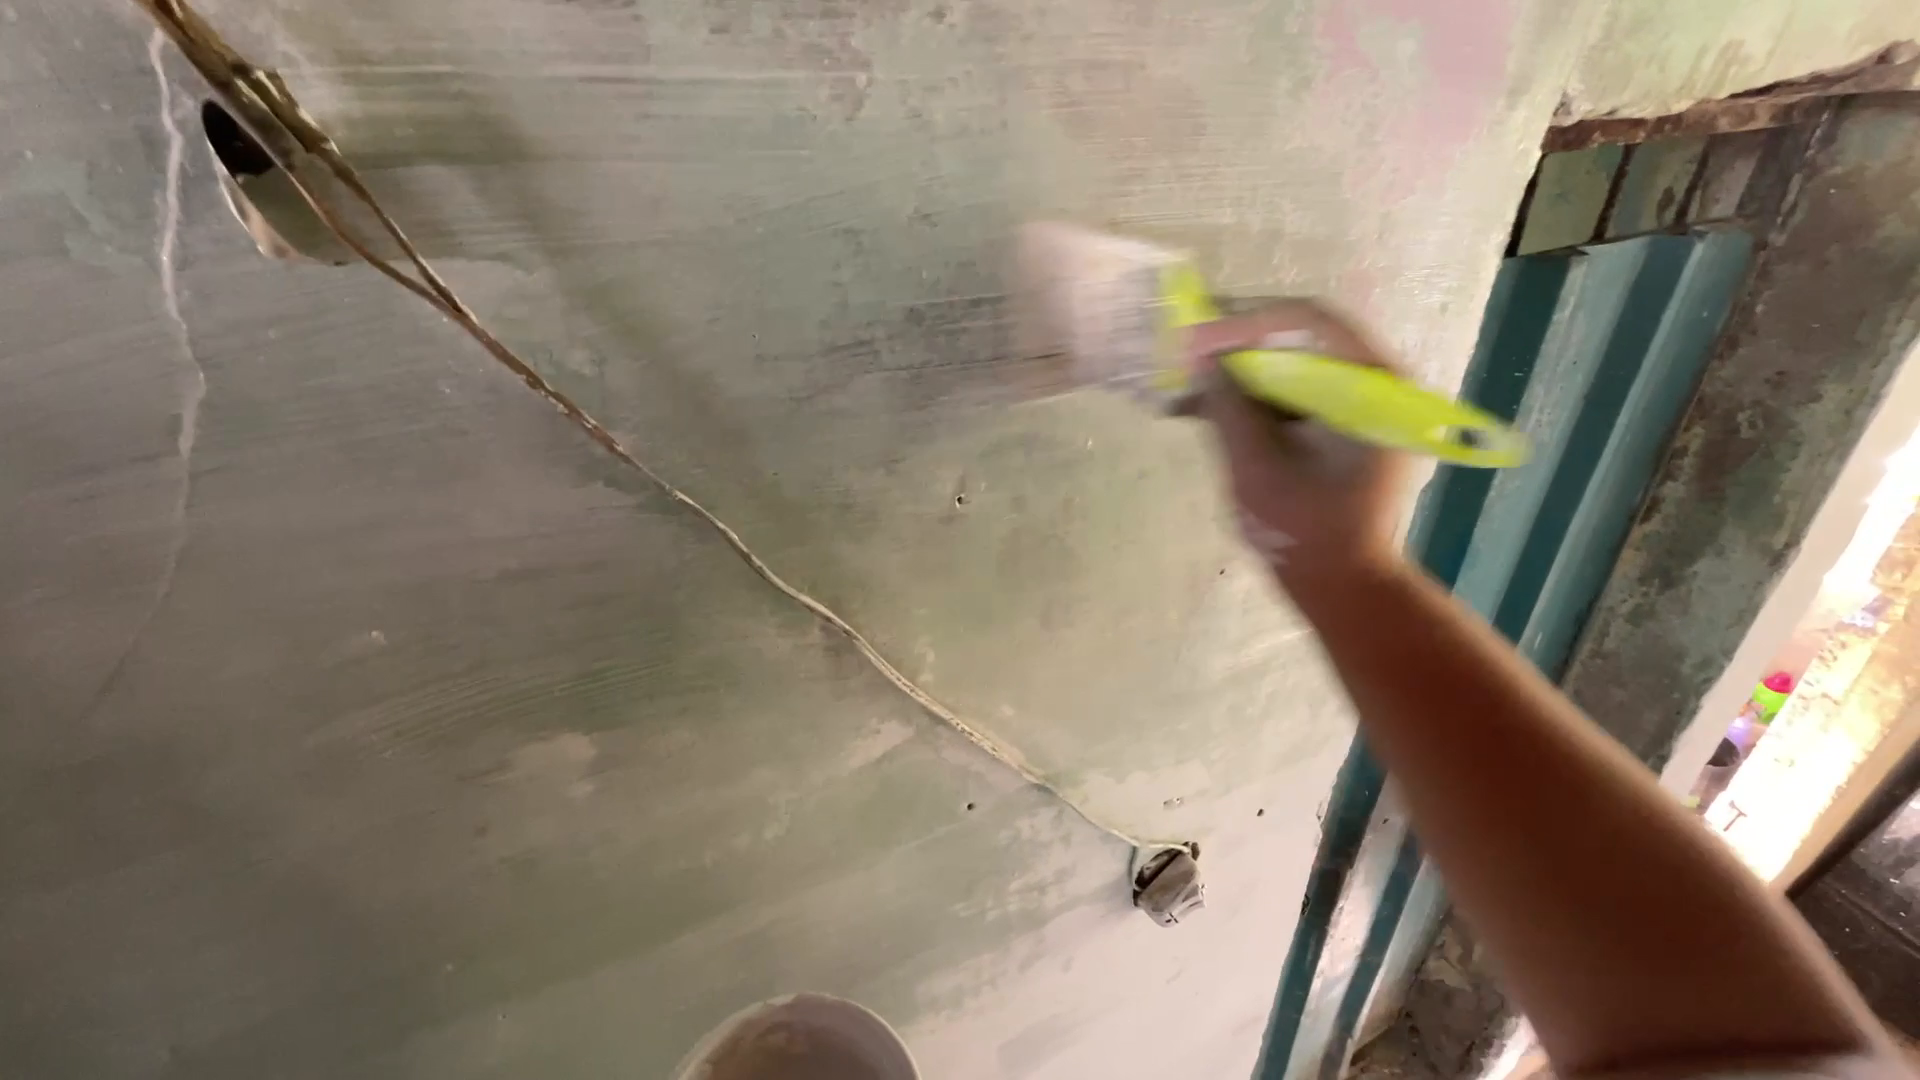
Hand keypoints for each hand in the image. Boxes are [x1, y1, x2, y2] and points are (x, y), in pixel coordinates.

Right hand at [1186, 300, 1409, 591]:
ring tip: (1183, 381)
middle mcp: (1375, 383)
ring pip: (1291, 366)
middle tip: (1183, 348)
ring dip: (1237, 372)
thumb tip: (1201, 361)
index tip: (1196, 335)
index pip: (1311, 323)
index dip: (1248, 322)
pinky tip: (1202, 407)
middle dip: (1236, 344)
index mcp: (1375, 387)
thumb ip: (1228, 408)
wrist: (1342, 587)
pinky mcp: (1337, 427)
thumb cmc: (1306, 533)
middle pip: (1301, 340)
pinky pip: (1290, 396)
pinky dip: (1249, 399)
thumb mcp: (1257, 469)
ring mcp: (1357, 406)